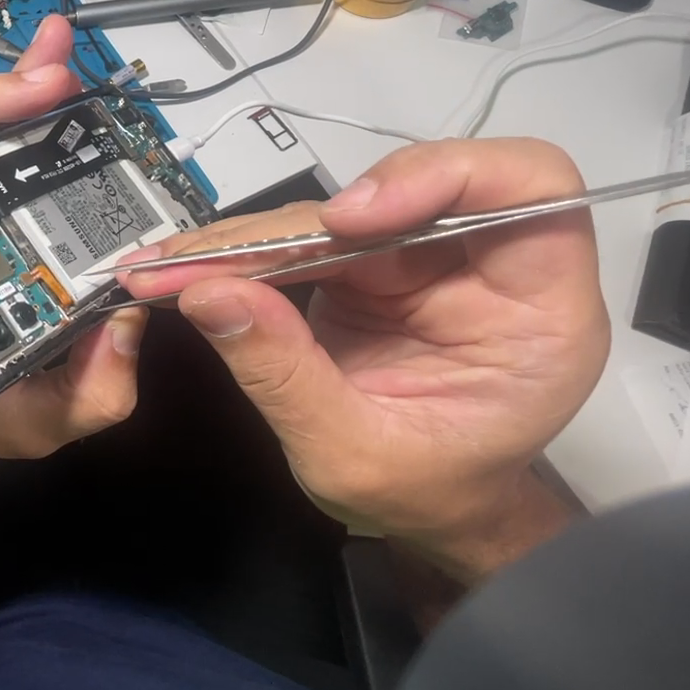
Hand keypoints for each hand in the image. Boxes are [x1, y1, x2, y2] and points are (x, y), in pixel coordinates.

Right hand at [118, 138, 607, 580]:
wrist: (421, 512)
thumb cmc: (422, 494)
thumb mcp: (352, 455)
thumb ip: (285, 375)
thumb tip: (208, 294)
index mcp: (530, 311)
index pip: (521, 187)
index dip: (434, 177)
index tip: (342, 219)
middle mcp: (472, 269)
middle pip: (379, 199)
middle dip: (273, 233)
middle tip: (183, 267)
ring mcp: (408, 265)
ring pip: (317, 218)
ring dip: (233, 244)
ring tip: (159, 271)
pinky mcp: (355, 272)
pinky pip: (288, 245)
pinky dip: (229, 258)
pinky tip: (176, 270)